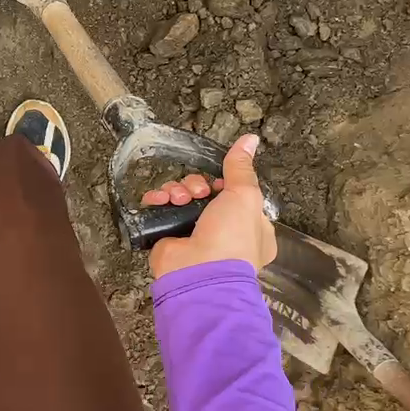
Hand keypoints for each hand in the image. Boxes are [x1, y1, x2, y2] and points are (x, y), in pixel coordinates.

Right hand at [140, 134, 276, 277]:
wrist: (198, 272)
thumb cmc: (231, 237)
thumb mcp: (244, 196)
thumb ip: (241, 167)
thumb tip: (250, 138)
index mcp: (251, 227)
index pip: (236, 195)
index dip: (224, 184)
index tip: (219, 183)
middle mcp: (223, 232)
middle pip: (205, 192)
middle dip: (196, 185)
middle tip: (195, 192)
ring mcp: (195, 235)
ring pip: (182, 198)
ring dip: (176, 190)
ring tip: (176, 198)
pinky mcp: (170, 236)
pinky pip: (162, 209)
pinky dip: (158, 200)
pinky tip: (158, 199)